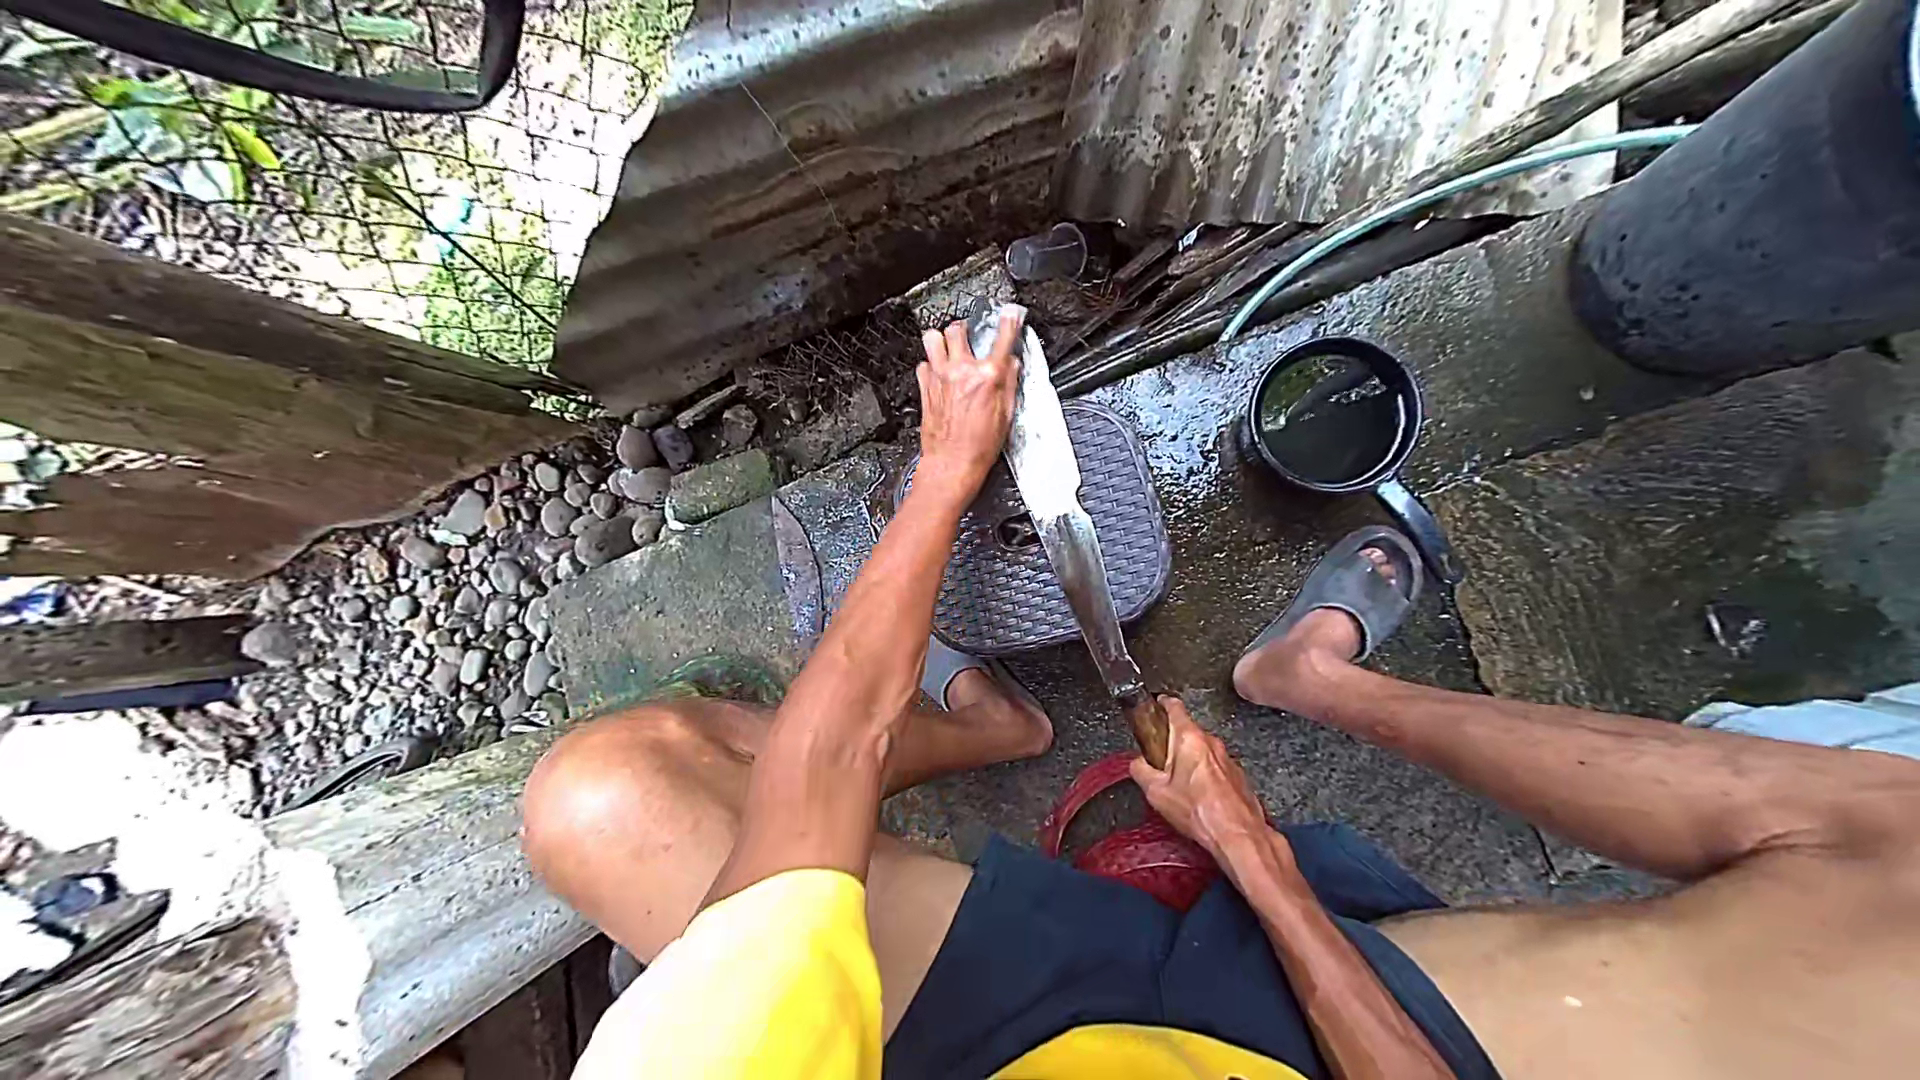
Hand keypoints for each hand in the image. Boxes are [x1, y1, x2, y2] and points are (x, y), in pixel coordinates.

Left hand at [916, 304, 1024, 493]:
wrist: (952, 464)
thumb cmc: (978, 446)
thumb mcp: (1006, 415)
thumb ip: (1009, 384)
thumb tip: (1012, 365)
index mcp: (988, 376)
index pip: (1002, 338)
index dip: (1009, 321)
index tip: (1010, 312)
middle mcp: (961, 371)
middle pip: (957, 329)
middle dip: (964, 329)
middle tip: (969, 337)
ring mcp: (940, 377)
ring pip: (932, 338)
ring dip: (941, 340)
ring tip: (949, 348)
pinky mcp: (925, 388)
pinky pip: (923, 363)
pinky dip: (931, 364)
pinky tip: (939, 373)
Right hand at [1131, 697, 1269, 858]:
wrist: (1238, 836)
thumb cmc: (1200, 811)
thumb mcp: (1155, 792)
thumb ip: (1140, 770)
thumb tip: (1137, 764)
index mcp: (1189, 738)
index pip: (1174, 706)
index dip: (1161, 703)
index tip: (1156, 704)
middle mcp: (1211, 742)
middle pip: (1187, 731)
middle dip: (1173, 743)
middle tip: (1161, 761)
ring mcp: (1227, 759)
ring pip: (1203, 751)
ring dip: (1191, 761)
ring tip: (1181, 787)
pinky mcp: (1238, 776)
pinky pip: (1217, 768)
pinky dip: (1207, 777)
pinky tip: (1200, 798)